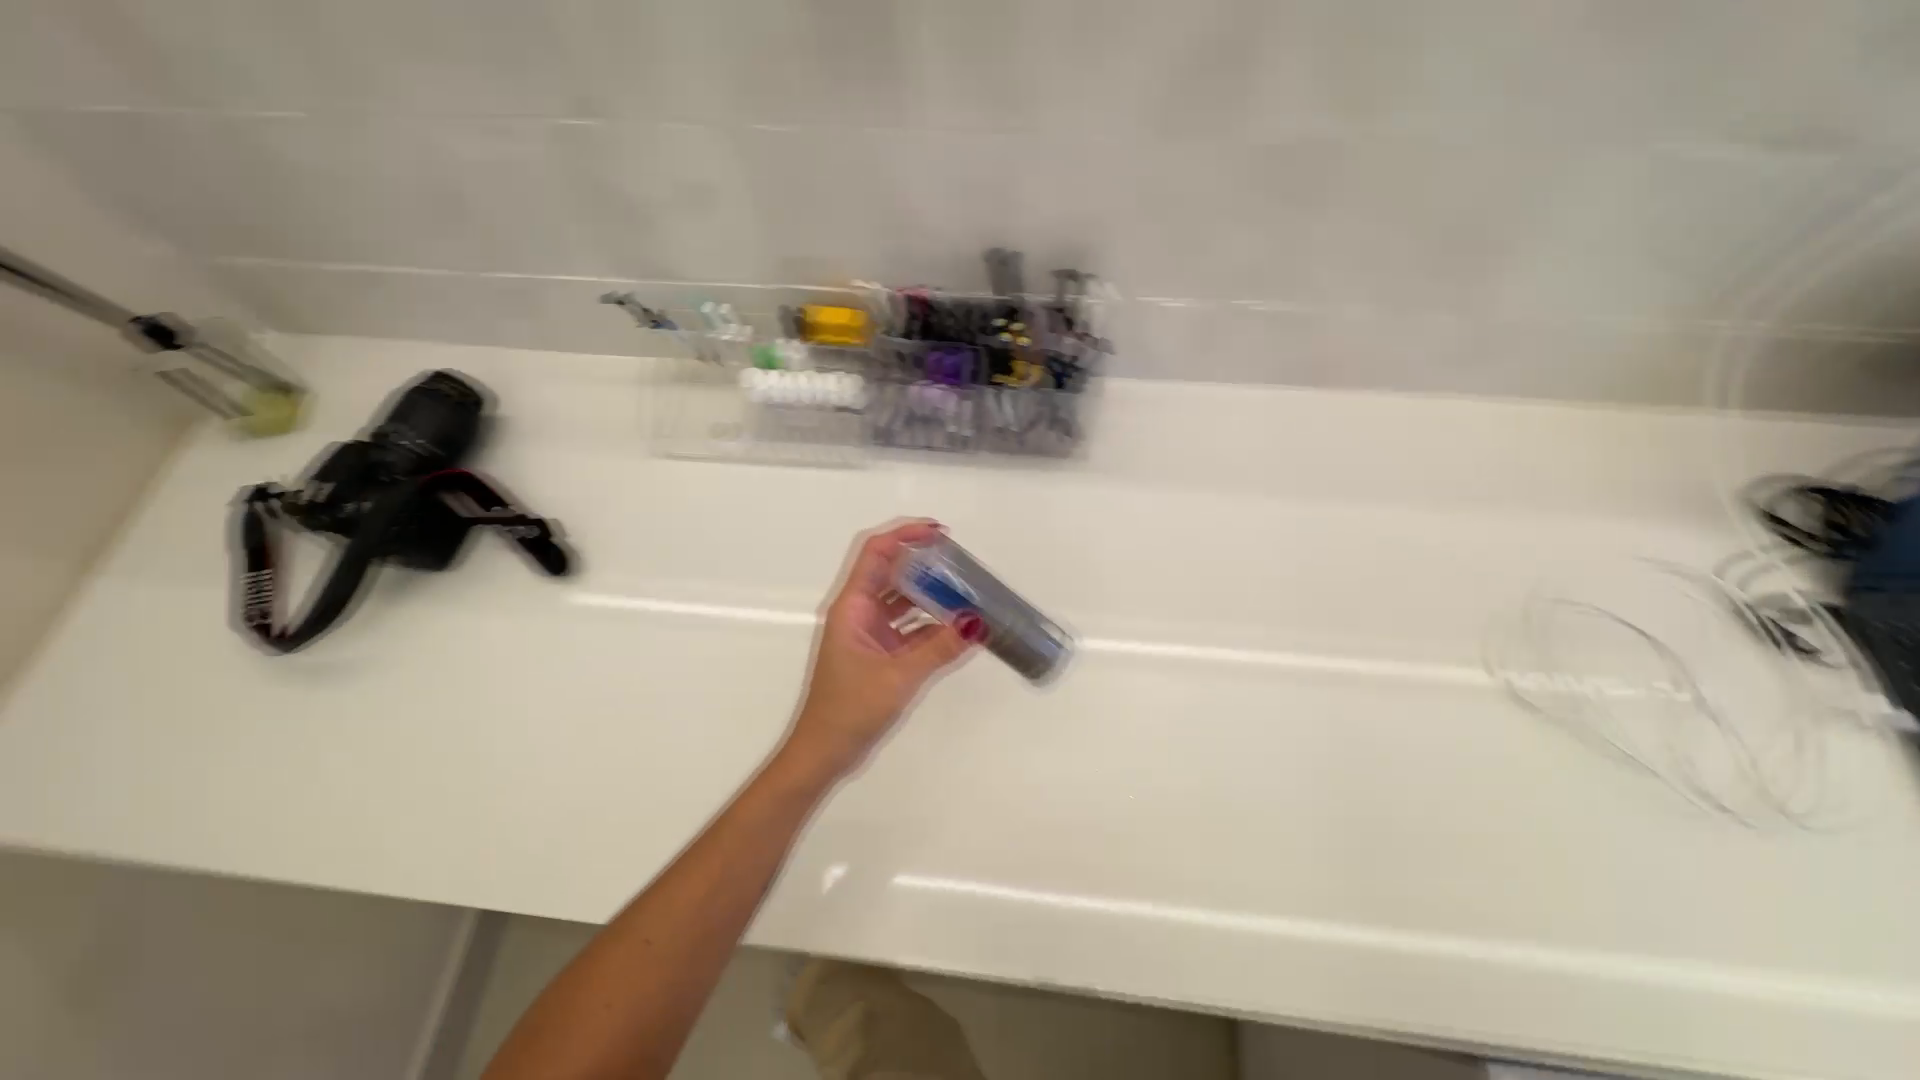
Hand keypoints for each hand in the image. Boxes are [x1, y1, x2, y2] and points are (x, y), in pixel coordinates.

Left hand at [784, 520, 974, 778]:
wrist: (824, 754)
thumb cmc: (850, 710)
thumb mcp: (899, 677)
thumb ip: (939, 648)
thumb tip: (978, 622)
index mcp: (852, 607)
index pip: (877, 553)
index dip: (906, 534)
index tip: (940, 533)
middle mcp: (858, 613)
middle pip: (891, 572)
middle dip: (925, 562)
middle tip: (961, 562)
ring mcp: (868, 634)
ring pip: (902, 601)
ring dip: (930, 594)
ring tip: (967, 591)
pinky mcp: (879, 655)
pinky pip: (908, 628)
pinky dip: (931, 624)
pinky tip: (958, 628)